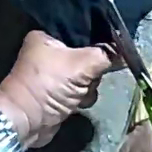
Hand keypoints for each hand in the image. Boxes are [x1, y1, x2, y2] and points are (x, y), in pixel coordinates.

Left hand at [0, 31, 117, 147]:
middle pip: (88, 54)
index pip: (82, 29)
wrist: (26, 121)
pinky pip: (82, 89)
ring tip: (78, 93)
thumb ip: (105, 55)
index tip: (113, 48)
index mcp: (47, 36)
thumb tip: (125, 51)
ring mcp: (55, 73)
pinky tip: (76, 104)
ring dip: (88, 86)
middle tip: (86, 76)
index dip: (98, 39)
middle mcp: (50, 51)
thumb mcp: (80, 65)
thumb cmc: (47, 85)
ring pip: (88, 74)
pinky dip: (82, 97)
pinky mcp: (60, 91)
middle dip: (92, 70)